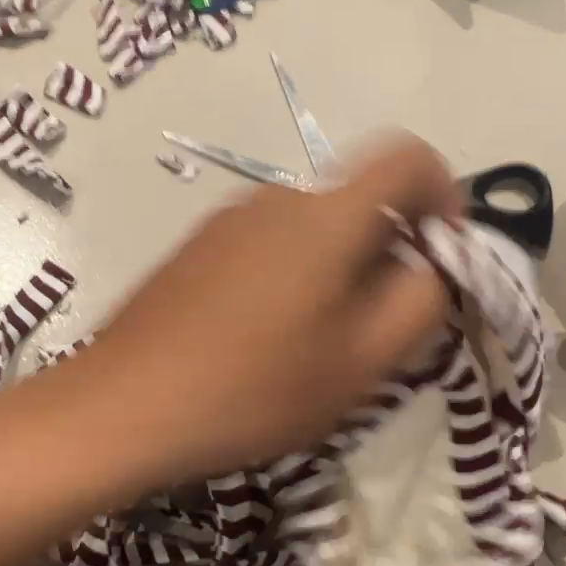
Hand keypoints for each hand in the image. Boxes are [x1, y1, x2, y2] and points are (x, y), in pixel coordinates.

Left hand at [66, 134, 458, 489]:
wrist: (120, 408)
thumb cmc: (250, 390)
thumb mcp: (358, 364)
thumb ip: (419, 303)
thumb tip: (434, 266)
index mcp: (325, 213)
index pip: (409, 157)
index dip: (445, 198)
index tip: (441, 261)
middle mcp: (273, 199)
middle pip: (356, 196)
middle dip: (388, 247)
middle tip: (380, 323)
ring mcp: (221, 223)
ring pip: (307, 227)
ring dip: (335, 269)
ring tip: (318, 344)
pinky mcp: (189, 253)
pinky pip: (262, 248)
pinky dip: (289, 278)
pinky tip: (263, 342)